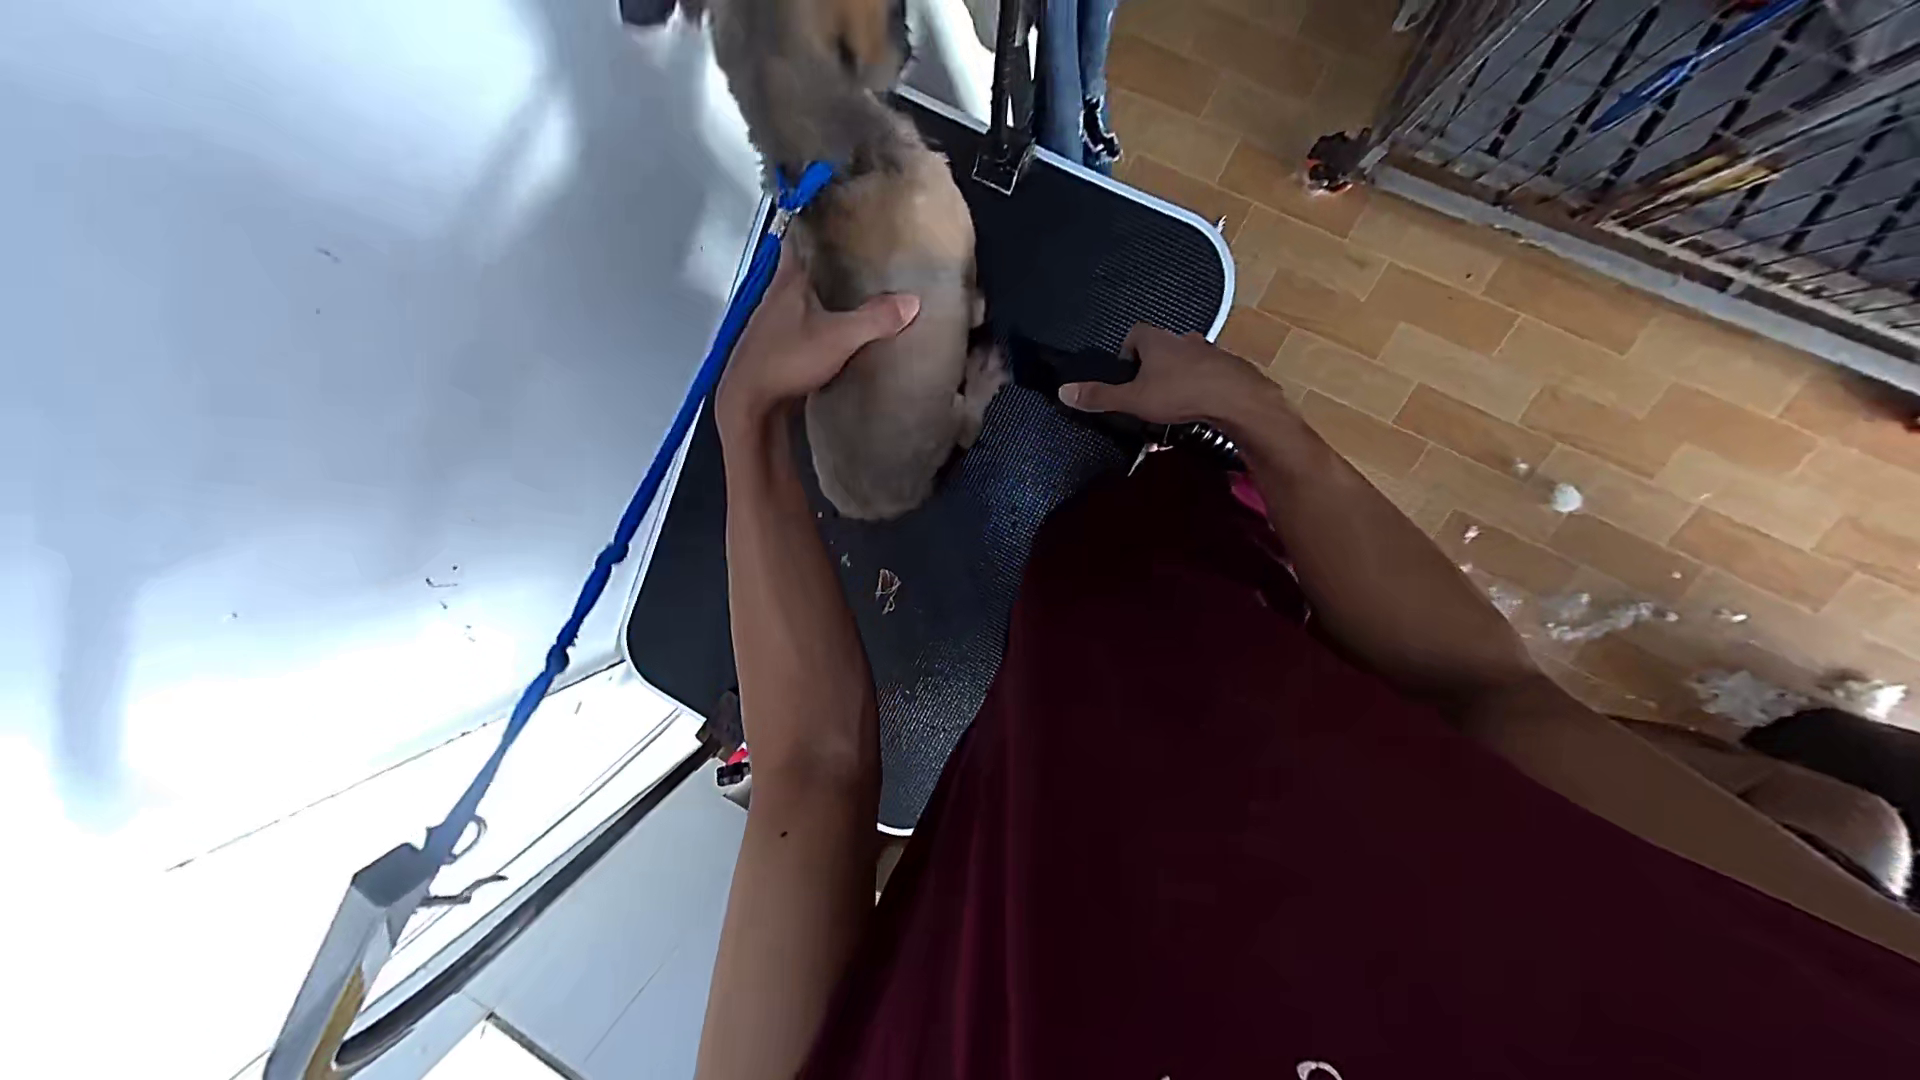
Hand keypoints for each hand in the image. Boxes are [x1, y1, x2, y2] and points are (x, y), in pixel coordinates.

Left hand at [716, 242, 919, 437]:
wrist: (751, 404)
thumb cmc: (786, 361)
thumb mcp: (839, 338)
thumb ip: (875, 319)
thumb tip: (911, 302)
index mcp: (788, 281)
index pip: (800, 238)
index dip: (818, 226)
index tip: (842, 219)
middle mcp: (777, 297)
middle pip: (805, 269)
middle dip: (830, 264)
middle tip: (861, 258)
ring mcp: (775, 324)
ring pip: (804, 299)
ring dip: (826, 296)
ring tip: (858, 294)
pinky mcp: (778, 350)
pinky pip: (804, 327)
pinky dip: (821, 325)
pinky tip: (840, 334)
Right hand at [1057, 323, 1284, 429]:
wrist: (1238, 400)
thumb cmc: (1181, 394)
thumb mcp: (1133, 399)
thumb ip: (1100, 397)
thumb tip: (1064, 391)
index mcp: (1157, 341)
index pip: (1135, 334)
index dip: (1126, 353)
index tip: (1124, 376)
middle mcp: (1183, 340)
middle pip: (1159, 350)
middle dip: (1150, 372)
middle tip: (1144, 398)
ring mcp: (1208, 353)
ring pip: (1183, 364)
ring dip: (1174, 382)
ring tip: (1169, 411)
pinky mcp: (1227, 370)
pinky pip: (1205, 377)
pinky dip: (1197, 391)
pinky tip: (1195, 412)